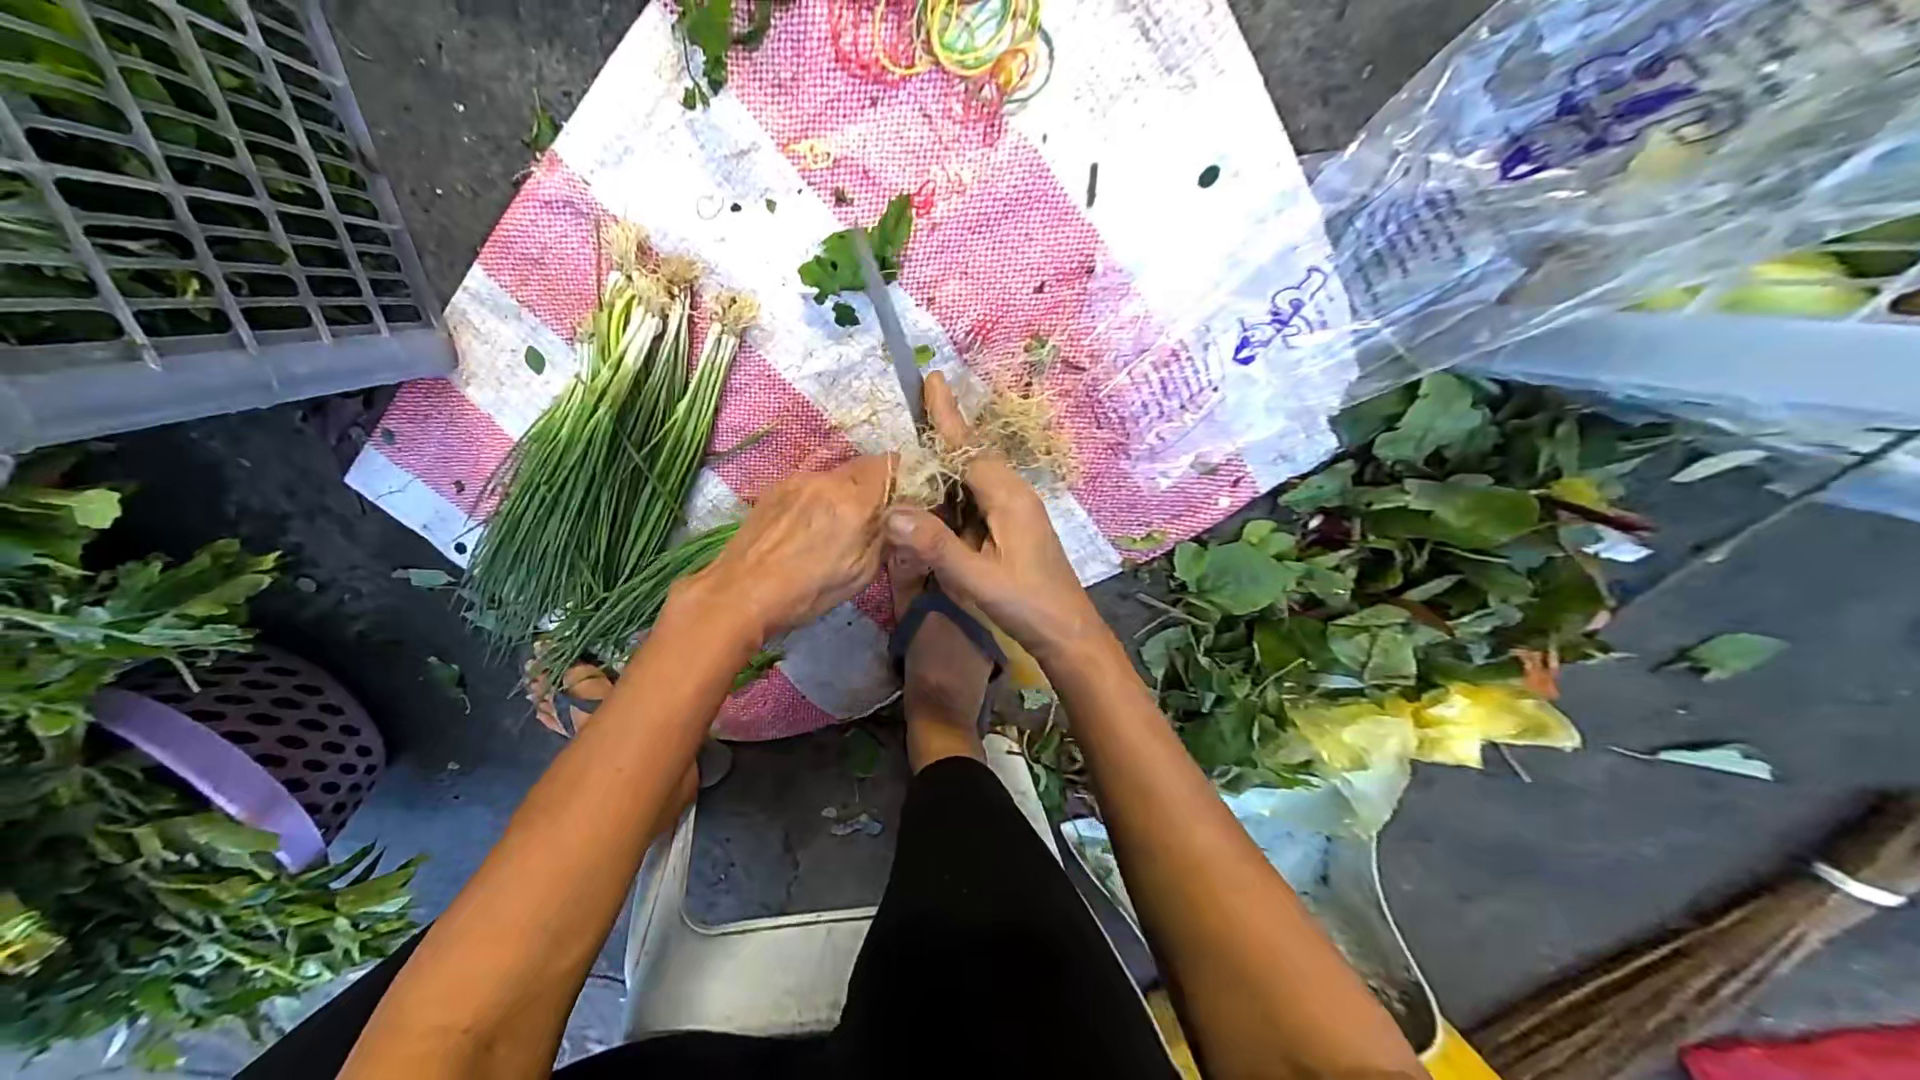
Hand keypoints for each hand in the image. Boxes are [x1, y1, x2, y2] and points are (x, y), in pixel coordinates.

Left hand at [675, 455, 893, 644]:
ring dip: (843, 494)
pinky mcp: (774, 489)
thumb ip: (885, 537)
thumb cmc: (807, 591)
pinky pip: (808, 485)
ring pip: (833, 476)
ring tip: (833, 527)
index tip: (899, 500)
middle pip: (861, 467)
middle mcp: (827, 480)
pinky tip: (806, 528)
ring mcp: (797, 481)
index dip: (899, 478)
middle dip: (872, 487)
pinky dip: (817, 499)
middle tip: (870, 518)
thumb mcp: (862, 573)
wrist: (740, 593)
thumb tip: (898, 518)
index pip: (889, 463)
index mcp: (854, 500)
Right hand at [883, 373, 1107, 664]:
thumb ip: (935, 544)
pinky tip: (932, 501)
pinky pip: (975, 500)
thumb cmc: (1026, 603)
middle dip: (941, 435)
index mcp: (1008, 497)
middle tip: (908, 413)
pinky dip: (951, 496)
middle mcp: (1013, 494)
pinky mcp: (1011, 528)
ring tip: (910, 458)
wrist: (1066, 631)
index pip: (969, 447)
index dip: (947, 415)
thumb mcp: (976, 577)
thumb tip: (891, 510)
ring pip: (971, 480)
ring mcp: (1014, 511)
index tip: (931, 378)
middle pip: (970, 457)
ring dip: (943, 469)